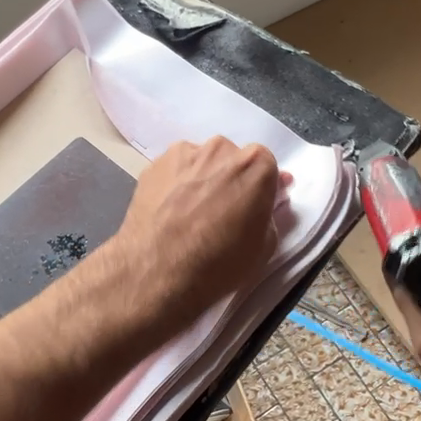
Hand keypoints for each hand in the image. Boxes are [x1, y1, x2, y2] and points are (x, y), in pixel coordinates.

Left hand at [110, 137, 286, 330]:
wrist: (159, 271)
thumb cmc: (220, 262)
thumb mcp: (264, 246)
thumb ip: (267, 215)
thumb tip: (259, 204)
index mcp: (255, 164)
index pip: (265, 167)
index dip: (258, 188)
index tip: (252, 207)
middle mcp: (220, 149)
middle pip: (231, 160)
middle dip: (229, 180)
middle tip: (220, 213)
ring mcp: (183, 153)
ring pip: (200, 162)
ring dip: (200, 180)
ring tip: (189, 214)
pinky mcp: (153, 165)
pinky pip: (172, 172)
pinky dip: (173, 185)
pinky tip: (167, 212)